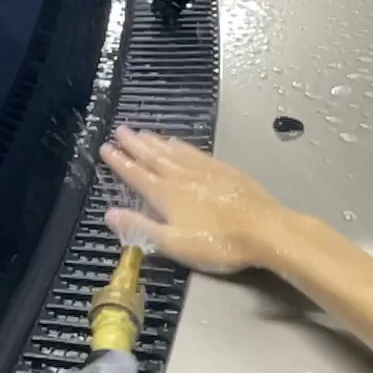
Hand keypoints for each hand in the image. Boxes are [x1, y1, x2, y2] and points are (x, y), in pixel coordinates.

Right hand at [99, 126, 291, 274]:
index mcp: (165, 194)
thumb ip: (140, 228)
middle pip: (152, 155)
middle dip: (134, 143)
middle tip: (120, 129)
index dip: (119, 161)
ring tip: (142, 131)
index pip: (136, 174)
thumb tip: (109, 214)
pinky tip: (177, 142)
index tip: (106, 148)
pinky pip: (194, 151)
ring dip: (154, 140)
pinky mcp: (223, 169)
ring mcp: (203, 170)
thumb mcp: (174, 243)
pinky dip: (180, 144)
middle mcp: (180, 175)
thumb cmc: (219, 242)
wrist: (266, 230)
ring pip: (172, 150)